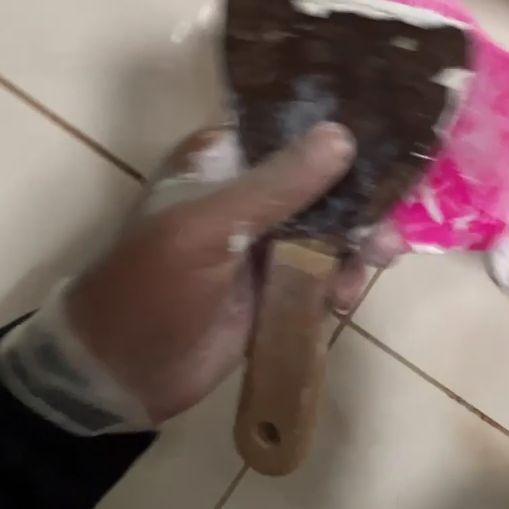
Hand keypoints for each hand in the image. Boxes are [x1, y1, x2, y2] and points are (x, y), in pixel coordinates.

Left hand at [62, 122, 363, 423]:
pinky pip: (324, 271)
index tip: (389, 139)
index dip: (338, 133)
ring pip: (331, 227)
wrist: (118, 378)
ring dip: (358, 241)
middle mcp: (249, 192)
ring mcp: (265, 240)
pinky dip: (342, 279)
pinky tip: (346, 295)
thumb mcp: (207, 228)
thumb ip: (276, 185)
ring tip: (380, 257)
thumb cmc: (150, 285)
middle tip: (391, 217)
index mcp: (222, 160)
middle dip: (360, 198)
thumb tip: (342, 136)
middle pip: (322, 180)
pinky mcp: (277, 284)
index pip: (291, 131)